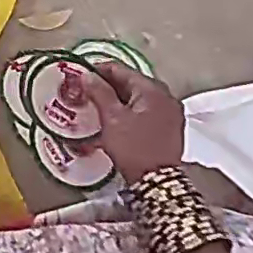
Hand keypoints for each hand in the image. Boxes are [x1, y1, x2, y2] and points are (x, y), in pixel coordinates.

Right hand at [73, 62, 185, 182]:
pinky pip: (146, 111)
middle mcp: (166, 97)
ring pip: (139, 98)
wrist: (157, 182)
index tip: (82, 75)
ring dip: (119, 100)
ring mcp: (171, 113)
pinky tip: (117, 120)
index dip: (98, 70)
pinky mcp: (170, 128)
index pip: (121, 70)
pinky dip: (130, 112)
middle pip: (132, 83)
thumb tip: (87, 76)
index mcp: (153, 89)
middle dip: (108, 86)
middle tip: (87, 92)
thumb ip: (99, 92)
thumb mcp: (111, 118)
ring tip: (98, 106)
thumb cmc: (134, 149)